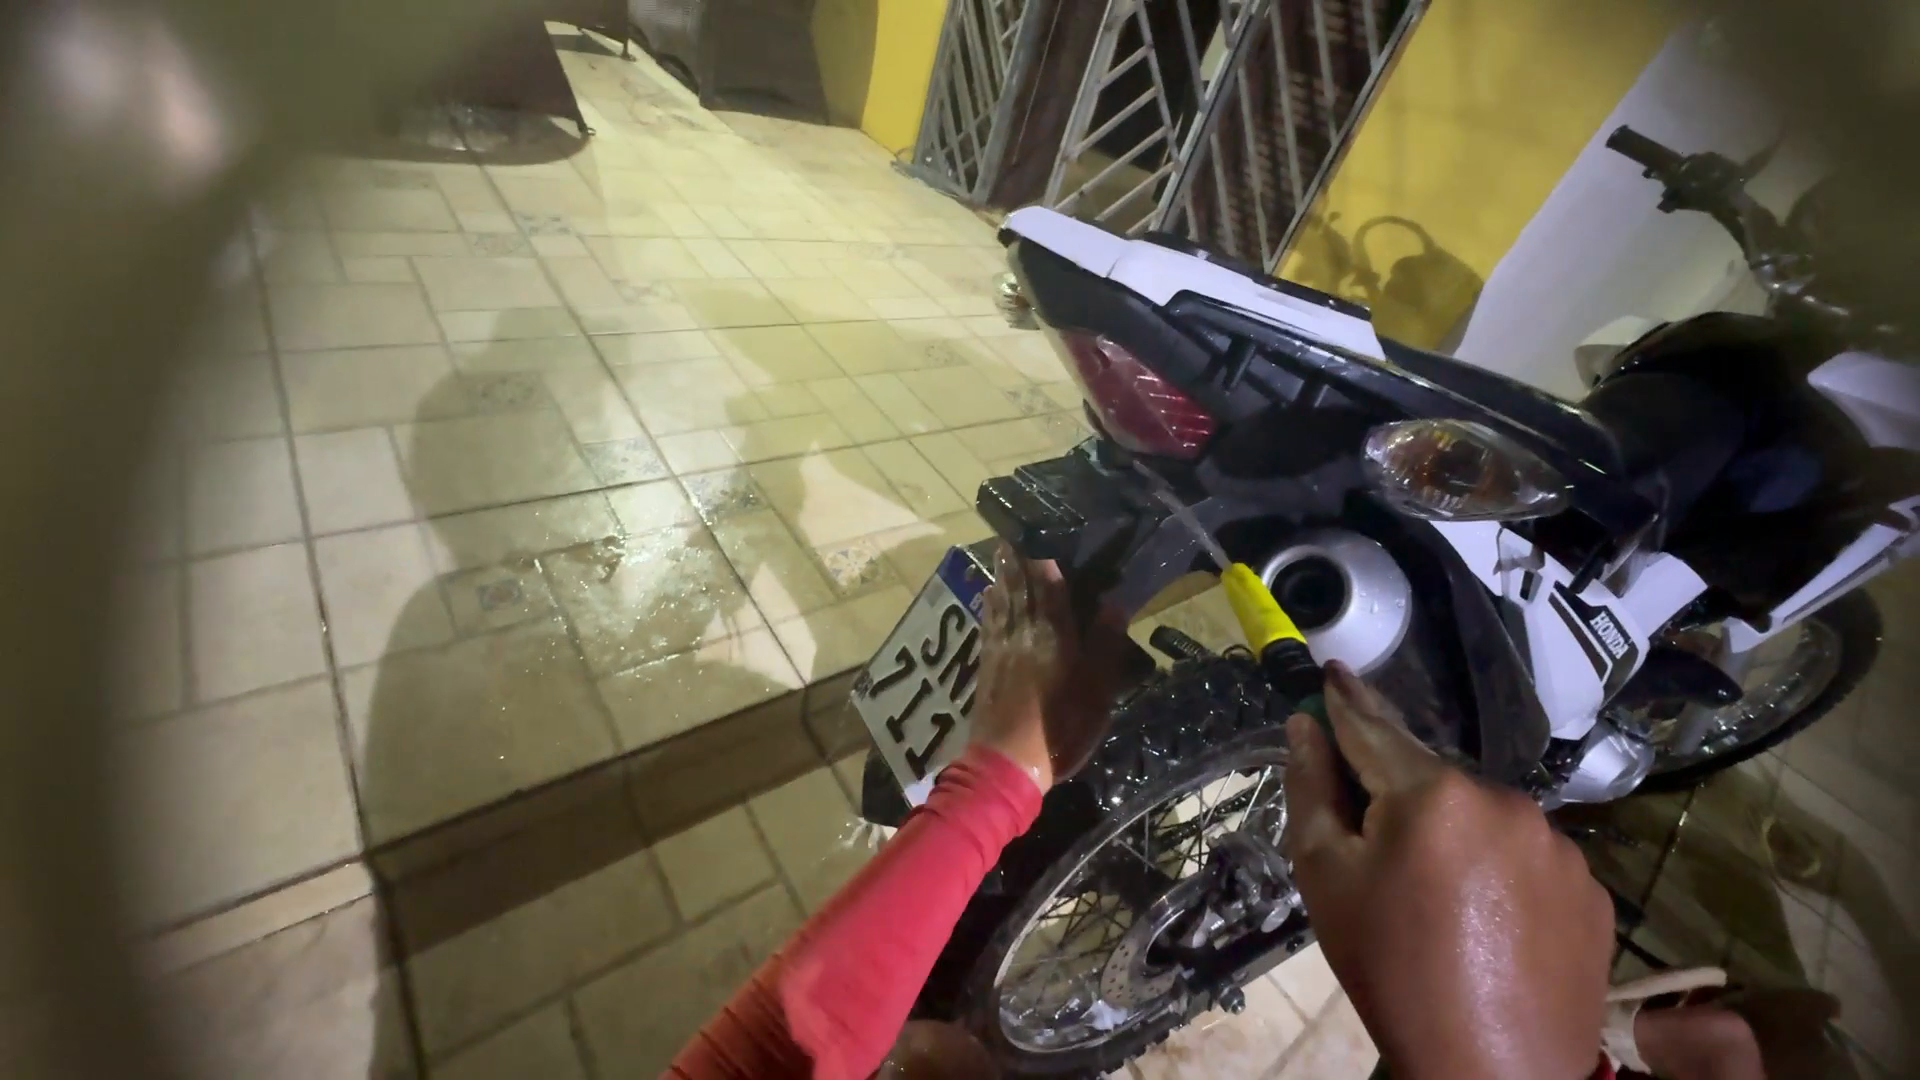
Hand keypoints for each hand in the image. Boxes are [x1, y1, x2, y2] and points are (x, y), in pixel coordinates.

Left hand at [973, 546, 1128, 791]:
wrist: (1007, 762)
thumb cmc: (1060, 727)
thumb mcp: (1095, 692)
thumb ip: (1104, 646)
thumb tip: (1113, 605)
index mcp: (1054, 636)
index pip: (1051, 590)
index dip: (1047, 565)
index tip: (1043, 539)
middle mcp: (1025, 633)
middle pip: (1021, 591)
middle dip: (1018, 563)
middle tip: (1011, 537)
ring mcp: (1002, 648)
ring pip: (1002, 603)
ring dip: (1002, 577)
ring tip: (999, 555)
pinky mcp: (986, 665)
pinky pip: (988, 624)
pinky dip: (988, 605)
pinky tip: (986, 596)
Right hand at [1283, 662, 1614, 1079]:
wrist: (1491, 1070)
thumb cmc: (1386, 961)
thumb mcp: (1323, 871)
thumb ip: (1311, 786)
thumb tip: (1305, 726)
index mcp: (1433, 792)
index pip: (1372, 728)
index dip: (1344, 700)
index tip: (1331, 669)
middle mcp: (1504, 799)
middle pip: (1425, 771)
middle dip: (1388, 778)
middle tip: (1359, 809)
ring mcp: (1556, 843)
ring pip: (1473, 808)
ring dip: (1440, 819)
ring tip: (1421, 876)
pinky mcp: (1589, 884)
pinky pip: (1518, 846)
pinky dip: (1486, 854)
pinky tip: (1472, 901)